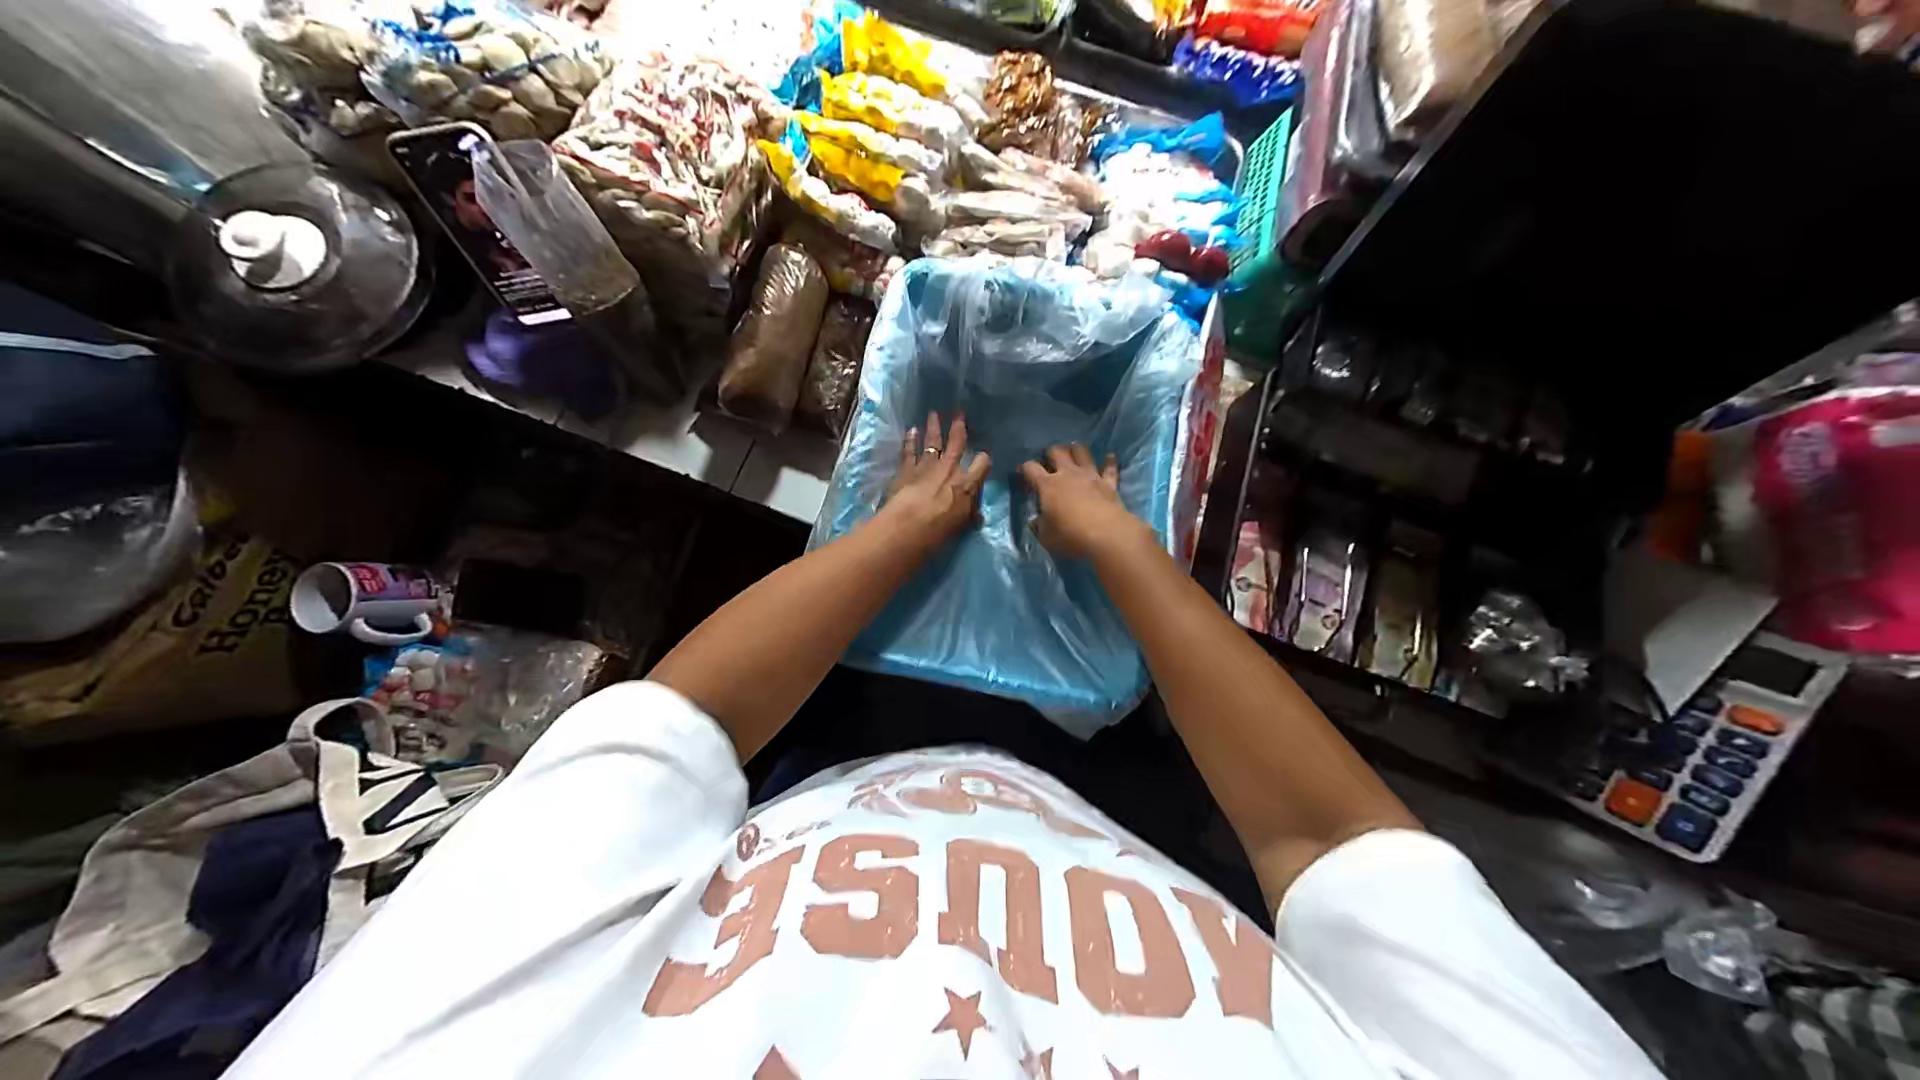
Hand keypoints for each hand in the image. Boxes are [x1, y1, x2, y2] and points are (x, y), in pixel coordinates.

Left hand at [877, 412, 990, 548]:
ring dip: (934, 426)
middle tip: (959, 412)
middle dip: (959, 426)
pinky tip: (912, 430)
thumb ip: (969, 515)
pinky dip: (910, 439)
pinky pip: (909, 450)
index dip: (984, 459)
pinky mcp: (906, 468)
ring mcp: (927, 466)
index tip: (984, 455)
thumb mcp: (961, 526)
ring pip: (932, 440)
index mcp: (967, 484)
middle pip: (956, 443)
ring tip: (933, 414)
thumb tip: (978, 516)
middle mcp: (949, 469)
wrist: (909, 525)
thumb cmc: (939, 530)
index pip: (982, 464)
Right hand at [1019, 443, 1153, 559]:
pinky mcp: (1109, 483)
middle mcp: (1068, 474)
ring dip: (1076, 450)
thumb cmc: (1070, 536)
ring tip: (1074, 453)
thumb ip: (1039, 526)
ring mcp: (1090, 476)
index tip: (1022, 471)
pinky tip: (1109, 457)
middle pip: (1057, 452)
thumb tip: (1035, 521)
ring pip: (1082, 452)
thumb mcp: (1045, 536)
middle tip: (1050, 460)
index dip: (1025, 468)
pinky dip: (1109, 462)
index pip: (1031, 468)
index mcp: (1048, 486)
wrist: (1106, 534)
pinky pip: (1110, 468)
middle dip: (1051, 453)